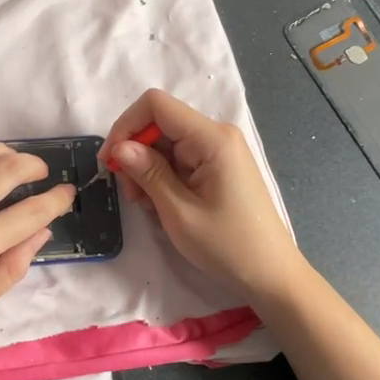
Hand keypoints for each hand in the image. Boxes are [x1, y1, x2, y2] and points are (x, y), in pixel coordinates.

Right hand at [102, 89, 307, 301]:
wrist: (269, 273)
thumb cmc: (226, 245)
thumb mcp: (178, 212)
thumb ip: (148, 173)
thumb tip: (119, 147)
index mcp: (212, 139)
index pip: (156, 105)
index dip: (126, 126)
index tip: (110, 161)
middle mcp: (217, 135)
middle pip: (160, 124)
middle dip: (135, 153)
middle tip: (129, 193)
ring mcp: (219, 151)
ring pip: (166, 144)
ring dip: (147, 170)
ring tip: (146, 205)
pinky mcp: (218, 167)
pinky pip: (180, 160)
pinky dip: (163, 178)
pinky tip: (162, 206)